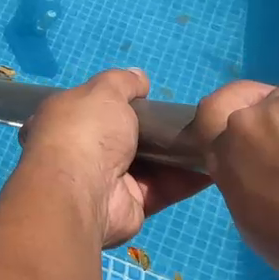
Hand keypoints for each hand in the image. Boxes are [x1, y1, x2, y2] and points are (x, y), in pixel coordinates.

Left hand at [18, 69, 213, 246]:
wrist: (84, 190)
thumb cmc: (87, 131)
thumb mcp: (102, 92)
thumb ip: (121, 82)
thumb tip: (138, 77)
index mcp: (64, 120)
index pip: (91, 107)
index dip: (116, 102)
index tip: (147, 97)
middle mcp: (80, 148)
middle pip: (123, 135)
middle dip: (153, 129)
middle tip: (186, 119)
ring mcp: (104, 178)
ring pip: (147, 162)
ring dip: (175, 153)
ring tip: (211, 139)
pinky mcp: (130, 202)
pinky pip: (164, 187)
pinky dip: (187, 178)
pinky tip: (214, 166)